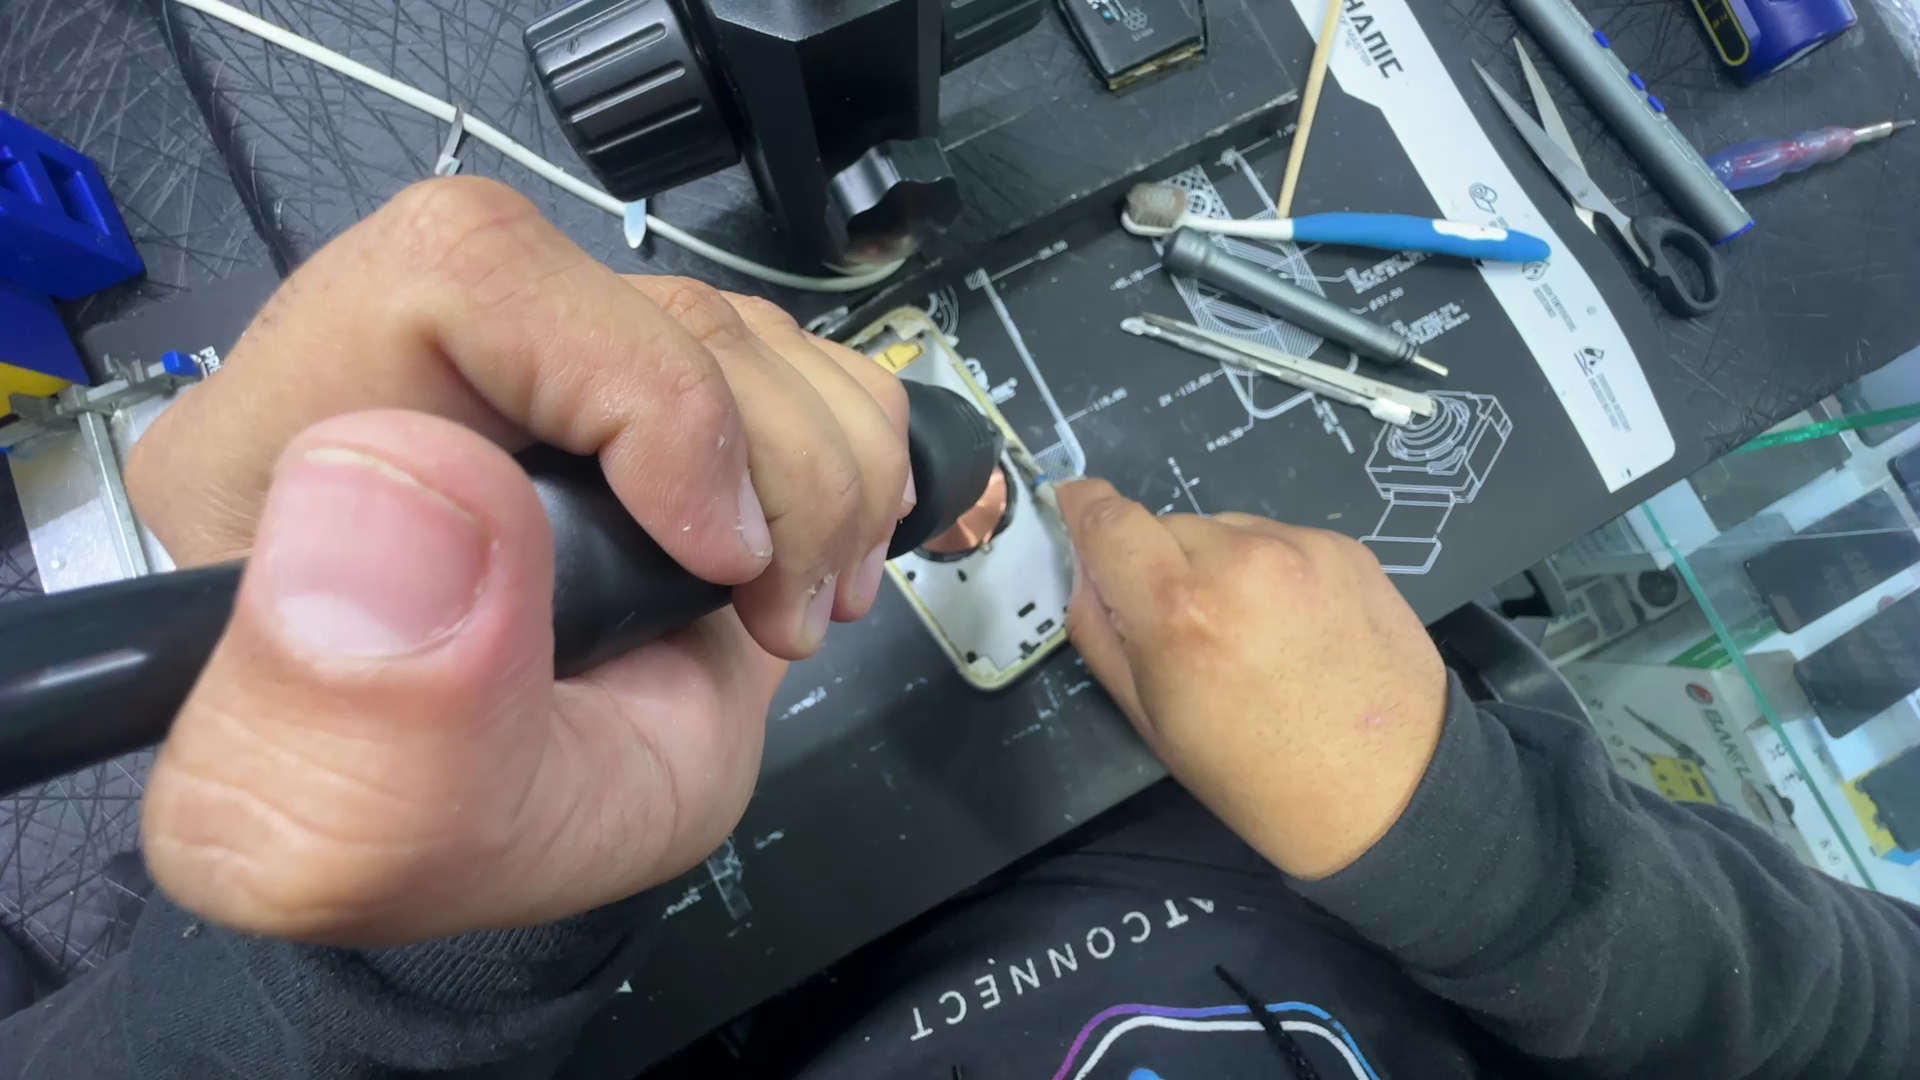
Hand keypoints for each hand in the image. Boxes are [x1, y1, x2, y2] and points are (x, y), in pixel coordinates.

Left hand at [123, 178, 909, 945]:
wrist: (568, 804)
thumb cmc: (480, 828)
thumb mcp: (402, 836)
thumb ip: (361, 705)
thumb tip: (407, 474)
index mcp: (313, 444)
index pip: (481, 279)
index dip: (650, 398)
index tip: (718, 561)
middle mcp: (460, 377)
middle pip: (681, 315)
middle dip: (791, 478)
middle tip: (791, 613)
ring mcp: (592, 377)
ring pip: (768, 338)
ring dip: (840, 477)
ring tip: (810, 594)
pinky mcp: (687, 397)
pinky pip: (815, 362)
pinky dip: (867, 450)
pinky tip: (833, 542)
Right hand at [1058, 480, 1447, 879]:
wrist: (1394, 795)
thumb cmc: (1251, 772)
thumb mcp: (1148, 717)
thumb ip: (1099, 631)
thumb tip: (1088, 570)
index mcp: (1178, 608)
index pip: (1108, 519)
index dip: (1081, 505)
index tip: (1073, 502)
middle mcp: (1238, 559)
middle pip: (1163, 526)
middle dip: (1155, 561)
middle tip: (1183, 620)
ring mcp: (1299, 546)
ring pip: (1219, 529)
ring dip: (1212, 562)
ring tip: (1248, 626)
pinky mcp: (1345, 546)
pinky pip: (1272, 538)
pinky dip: (1262, 566)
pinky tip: (1292, 620)